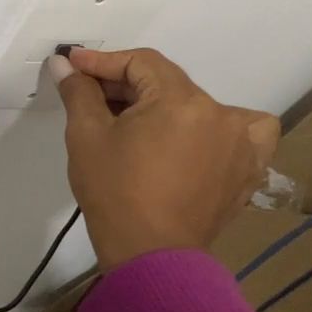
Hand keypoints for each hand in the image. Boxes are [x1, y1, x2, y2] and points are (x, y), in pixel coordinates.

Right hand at [49, 47, 279, 269]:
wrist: (150, 251)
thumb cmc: (114, 190)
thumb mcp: (86, 135)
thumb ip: (79, 92)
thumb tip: (64, 64)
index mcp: (182, 101)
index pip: (141, 63)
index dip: (103, 61)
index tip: (72, 65)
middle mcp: (222, 114)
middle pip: (169, 84)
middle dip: (127, 87)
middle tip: (90, 98)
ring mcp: (242, 143)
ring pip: (201, 105)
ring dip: (167, 105)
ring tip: (139, 122)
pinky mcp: (248, 169)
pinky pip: (240, 132)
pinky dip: (215, 128)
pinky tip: (192, 140)